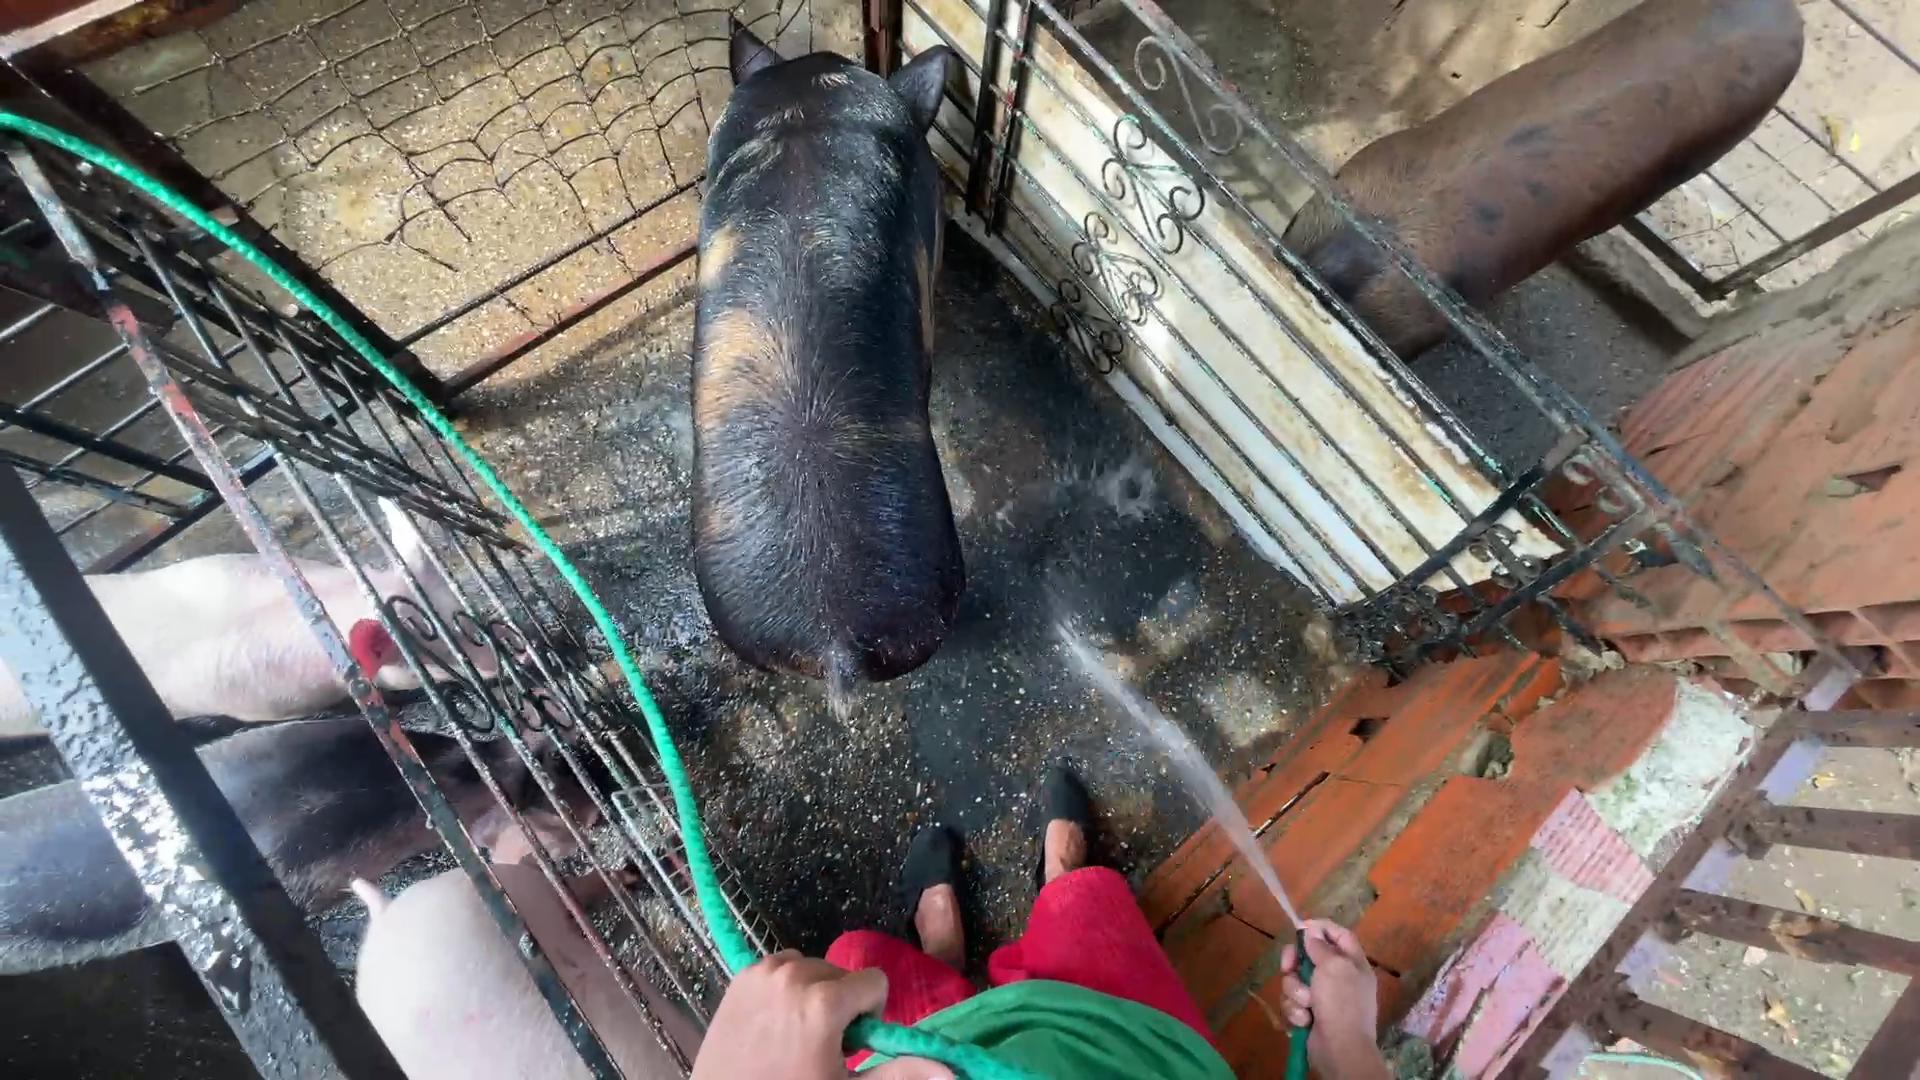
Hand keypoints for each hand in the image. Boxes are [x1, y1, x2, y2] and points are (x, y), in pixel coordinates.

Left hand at [691, 951, 952, 1079]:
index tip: (851, 1047)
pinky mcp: (742, 975)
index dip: (870, 1015)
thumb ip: (899, 1074)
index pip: (874, 982)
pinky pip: (782, 967)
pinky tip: (773, 1025)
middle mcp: (795, 973)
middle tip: (821, 1048)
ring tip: (795, 1037)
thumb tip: (952, 1069)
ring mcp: (765, 971)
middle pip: (843, 975)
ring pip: (813, 969)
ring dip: (814, 994)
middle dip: (841, 1006)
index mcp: (824, 1002)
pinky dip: (786, 988)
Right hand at [1279, 919, 1387, 1079]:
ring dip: (1295, 991)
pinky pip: (1292, 1000)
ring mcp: (1322, 996)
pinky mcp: (1309, 1012)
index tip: (1300, 927)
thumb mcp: (1333, 967)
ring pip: (1295, 978)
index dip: (1321, 927)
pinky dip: (1295, 1009)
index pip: (1339, 934)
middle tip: (1289, 967)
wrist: (1340, 1051)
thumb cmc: (1341, 1004)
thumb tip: (1311, 931)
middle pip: (1308, 954)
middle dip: (1294, 961)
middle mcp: (1338, 978)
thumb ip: (1320, 946)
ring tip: (1306, 1005)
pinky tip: (1304, 1019)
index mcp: (1352, 964)